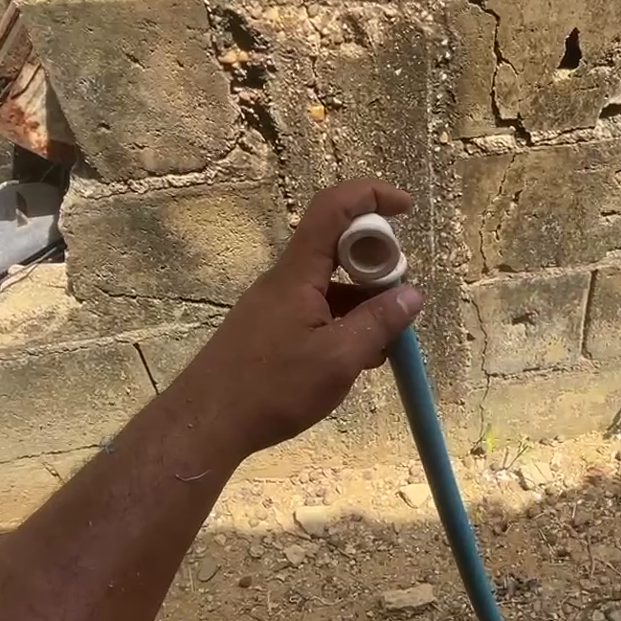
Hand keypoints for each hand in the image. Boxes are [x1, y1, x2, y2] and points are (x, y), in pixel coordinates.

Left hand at [177, 180, 424, 458]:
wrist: (208, 424)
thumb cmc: (274, 388)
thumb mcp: (339, 359)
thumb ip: (378, 323)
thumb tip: (413, 294)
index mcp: (299, 275)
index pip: (332, 209)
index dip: (371, 196)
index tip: (406, 208)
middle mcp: (286, 281)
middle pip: (337, 248)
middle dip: (378, 266)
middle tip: (400, 305)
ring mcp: (277, 305)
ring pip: (331, 286)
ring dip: (364, 304)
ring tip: (384, 346)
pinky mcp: (272, 330)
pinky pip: (318, 311)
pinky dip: (345, 324)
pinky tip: (359, 359)